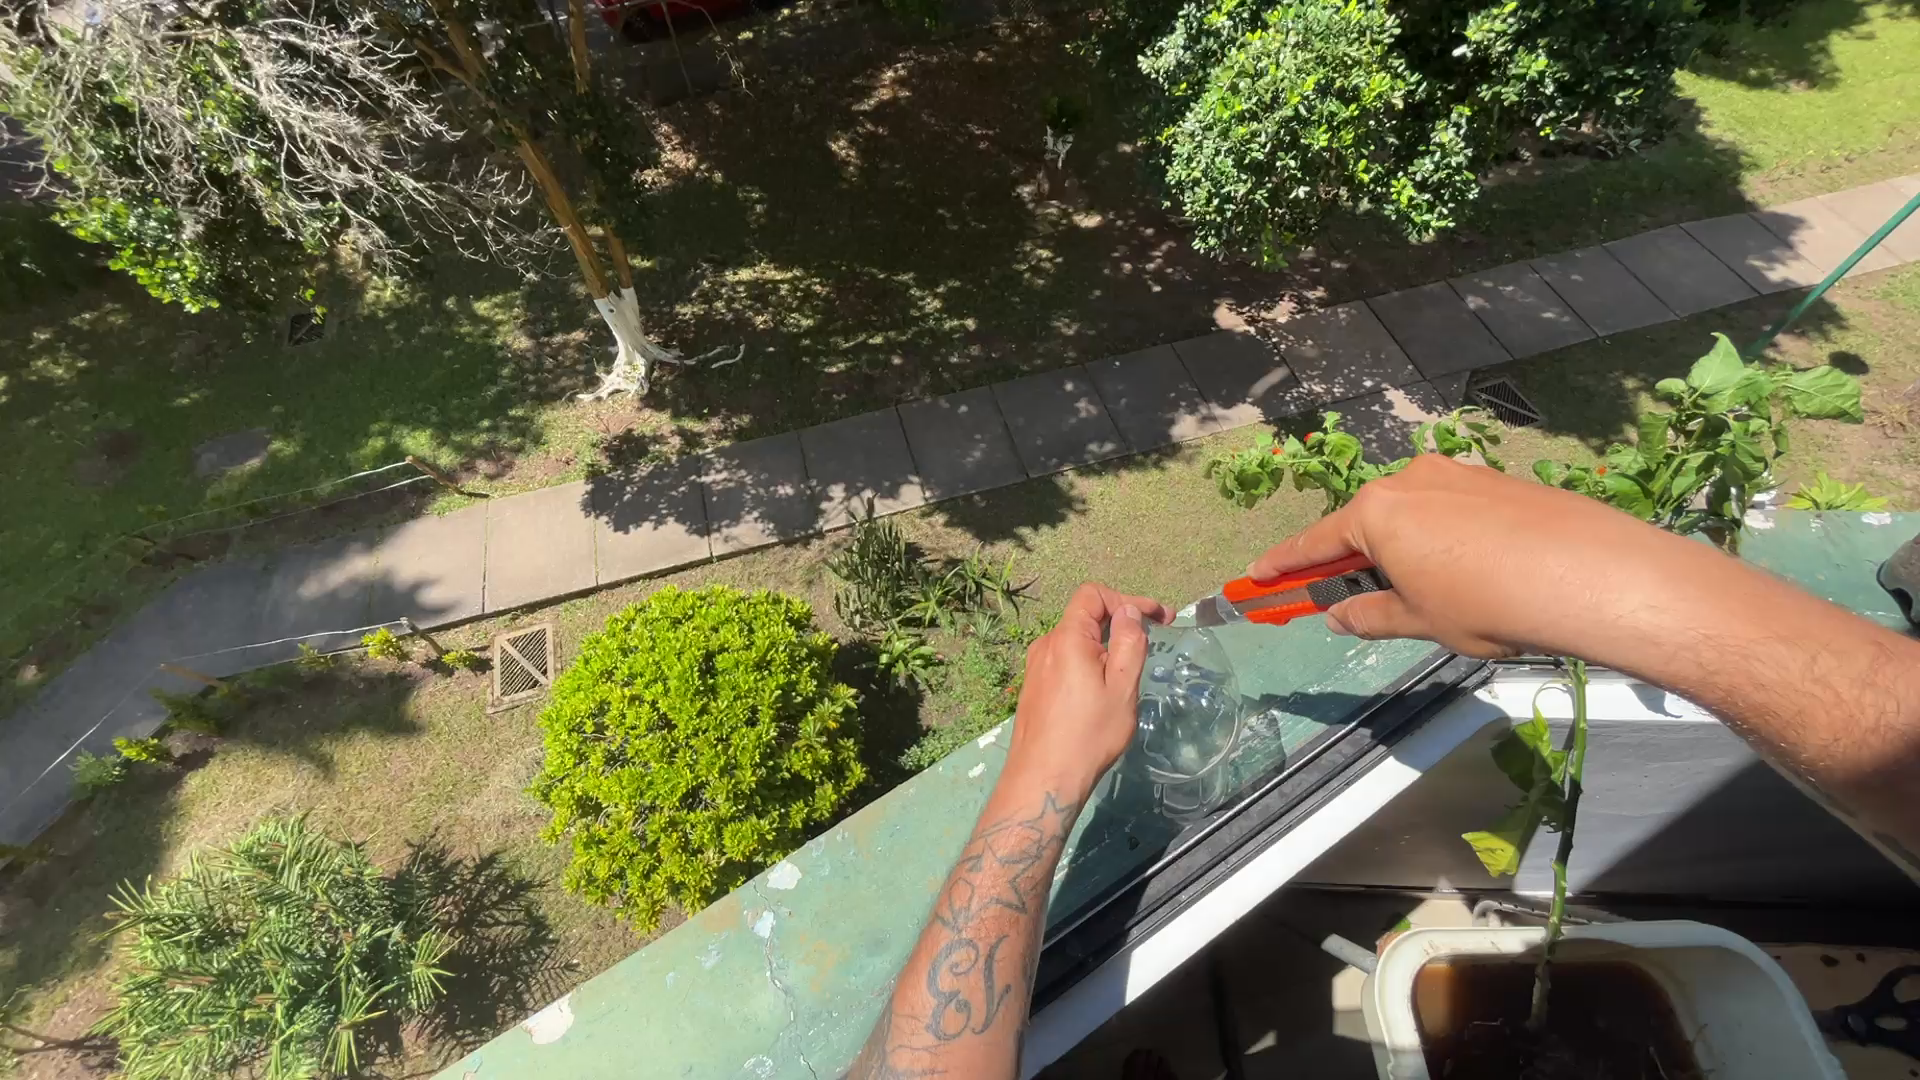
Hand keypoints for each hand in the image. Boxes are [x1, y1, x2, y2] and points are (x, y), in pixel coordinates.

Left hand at [1006, 584, 1170, 799]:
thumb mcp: (1122, 687)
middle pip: (1085, 615)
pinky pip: (1066, 659)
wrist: (1043, 777)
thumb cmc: (1089, 733)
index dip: (1128, 599)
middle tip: (1155, 636)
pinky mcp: (1035, 685)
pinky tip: (1103, 685)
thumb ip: (1129, 643)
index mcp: (1066, 637)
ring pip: (1076, 639)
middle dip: (1121, 620)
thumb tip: (1129, 611)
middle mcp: (1046, 644)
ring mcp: (1037, 666)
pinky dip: (1089, 659)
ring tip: (1130, 667)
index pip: (1093, 595)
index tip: (1159, 617)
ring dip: (1106, 643)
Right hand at [1246, 454, 1714, 659]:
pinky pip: (1447, 508)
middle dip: (1348, 558)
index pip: (1312, 544)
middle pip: (1361, 524)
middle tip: (1344, 591)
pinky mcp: (1496, 478)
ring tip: (1425, 587)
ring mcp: (1454, 473)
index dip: (1281, 566)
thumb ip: (1367, 615)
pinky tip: (1469, 566)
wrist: (1603, 576)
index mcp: (1375, 512)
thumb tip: (1338, 616)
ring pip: (1406, 514)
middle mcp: (1406, 480)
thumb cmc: (1489, 604)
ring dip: (1398, 547)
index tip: (1254, 577)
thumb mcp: (1419, 620)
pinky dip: (1438, 535)